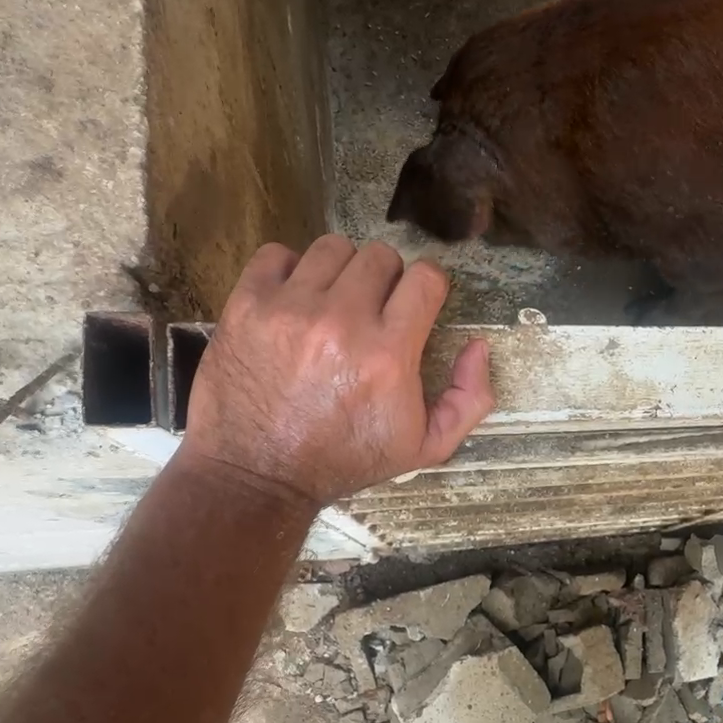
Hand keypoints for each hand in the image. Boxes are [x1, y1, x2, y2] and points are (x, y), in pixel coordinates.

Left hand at [175, 236, 493, 510]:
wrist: (259, 474)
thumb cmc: (348, 460)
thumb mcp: (428, 446)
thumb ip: (470, 398)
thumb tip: (478, 346)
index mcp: (389, 354)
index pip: (425, 277)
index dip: (429, 287)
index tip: (418, 305)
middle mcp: (341, 322)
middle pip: (380, 255)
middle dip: (387, 278)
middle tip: (377, 309)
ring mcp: (289, 309)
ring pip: (332, 248)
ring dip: (342, 270)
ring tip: (336, 301)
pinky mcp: (245, 306)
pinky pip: (277, 254)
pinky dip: (291, 270)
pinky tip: (297, 299)